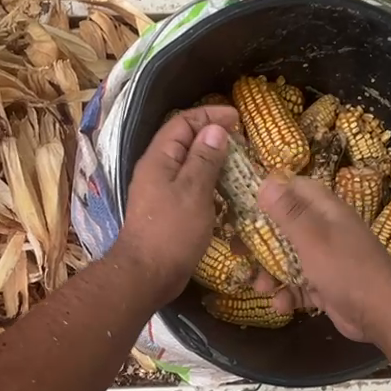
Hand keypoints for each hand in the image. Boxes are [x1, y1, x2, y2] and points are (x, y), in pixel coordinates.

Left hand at [111, 106, 237, 302]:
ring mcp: (160, 193)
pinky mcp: (168, 213)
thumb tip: (215, 129)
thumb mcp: (194, 191)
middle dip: (213, 138)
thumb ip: (204, 158)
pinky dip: (208, 186)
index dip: (210, 115)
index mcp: (159, 158)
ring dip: (212, 163)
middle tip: (242, 143)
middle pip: (185, 143)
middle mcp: (156, 171)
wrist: (148, 275)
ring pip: (188, 167)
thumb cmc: (171, 231)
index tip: (238, 120)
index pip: (183, 122)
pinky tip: (226, 195)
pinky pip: (189, 189)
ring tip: (239, 167)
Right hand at [258, 174, 390, 343]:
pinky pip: (298, 286)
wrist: (380, 313)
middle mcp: (325, 231)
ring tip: (260, 287)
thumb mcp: (312, 237)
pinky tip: (282, 305)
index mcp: (326, 211)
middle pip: (285, 228)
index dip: (270, 192)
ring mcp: (326, 260)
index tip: (242, 203)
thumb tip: (266, 181)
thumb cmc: (345, 269)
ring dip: (271, 274)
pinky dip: (288, 295)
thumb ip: (288, 212)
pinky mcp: (325, 286)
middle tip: (238, 251)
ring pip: (288, 260)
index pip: (295, 189)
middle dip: (261, 242)